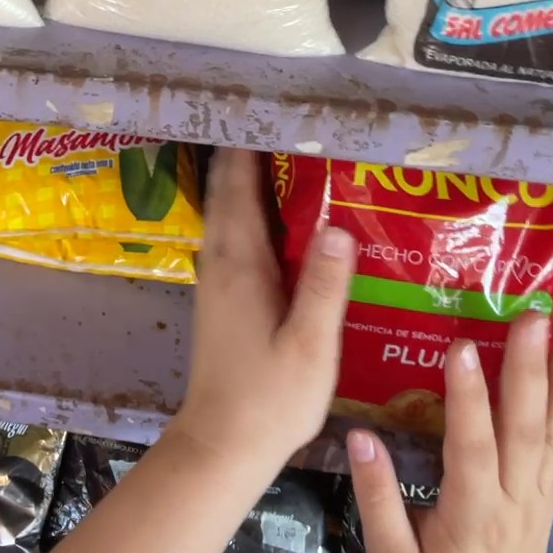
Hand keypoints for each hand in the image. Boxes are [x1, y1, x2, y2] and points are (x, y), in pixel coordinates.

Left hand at [167, 147, 355, 476]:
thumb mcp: (309, 346)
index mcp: (241, 264)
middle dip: (244, 153)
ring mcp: (215, 277)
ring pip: (225, 211)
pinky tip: (269, 213)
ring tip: (276, 153)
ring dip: (241, 178)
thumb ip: (323, 287)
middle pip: (227, 191)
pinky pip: (229, 233)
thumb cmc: (269, 397)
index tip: (264, 112)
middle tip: (276, 121)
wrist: (222, 441)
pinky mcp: (218, 294)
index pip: (239, 188)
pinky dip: (242, 208)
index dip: (247, 148)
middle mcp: (220, 260)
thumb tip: (338, 224)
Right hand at [347, 313, 552, 552]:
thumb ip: (377, 499)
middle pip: (525, 431)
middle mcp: (516, 503)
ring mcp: (539, 503)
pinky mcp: (548, 505)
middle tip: (533, 320)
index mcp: (473, 514)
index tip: (460, 346)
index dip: (468, 398)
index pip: (472, 448)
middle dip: (529, 370)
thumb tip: (358, 435)